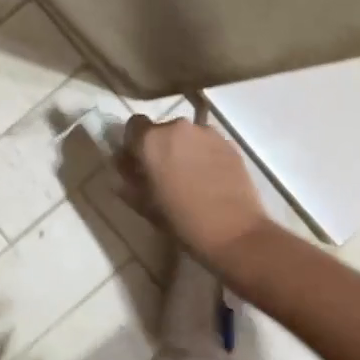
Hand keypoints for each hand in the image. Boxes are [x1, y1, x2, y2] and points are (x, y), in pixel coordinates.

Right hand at [122, 114, 271, 262]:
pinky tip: (210, 180)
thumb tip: (125, 167)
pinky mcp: (231, 144)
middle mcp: (179, 127)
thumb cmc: (181, 221)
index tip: (138, 164)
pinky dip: (205, 155)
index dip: (134, 144)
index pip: (134, 125)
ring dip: (184, 150)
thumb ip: (129, 180)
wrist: (235, 233)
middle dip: (160, 147)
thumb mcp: (144, 204)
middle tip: (164, 174)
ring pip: (187, 136)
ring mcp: (208, 133)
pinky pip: (208, 144)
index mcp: (152, 140)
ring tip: (190, 178)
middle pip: (162, 130)